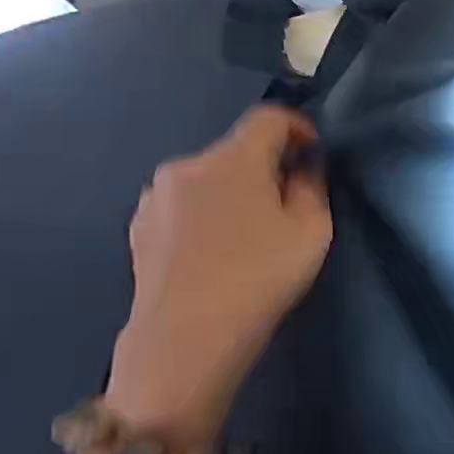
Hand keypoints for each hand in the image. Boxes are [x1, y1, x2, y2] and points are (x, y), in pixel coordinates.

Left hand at [105, 106, 330, 444]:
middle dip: (266, 167)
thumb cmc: (261, 276)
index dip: (299, 126)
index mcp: (233, 159)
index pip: (269, 117)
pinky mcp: (138, 226)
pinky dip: (206, 214)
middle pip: (237, 150)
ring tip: (250, 235)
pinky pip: (184, 204)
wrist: (188, 335)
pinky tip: (216, 251)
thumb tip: (304, 164)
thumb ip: (312, 185)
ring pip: (208, 179)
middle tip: (288, 205)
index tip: (315, 151)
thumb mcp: (312, 230)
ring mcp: (155, 196)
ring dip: (234, 192)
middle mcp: (187, 165)